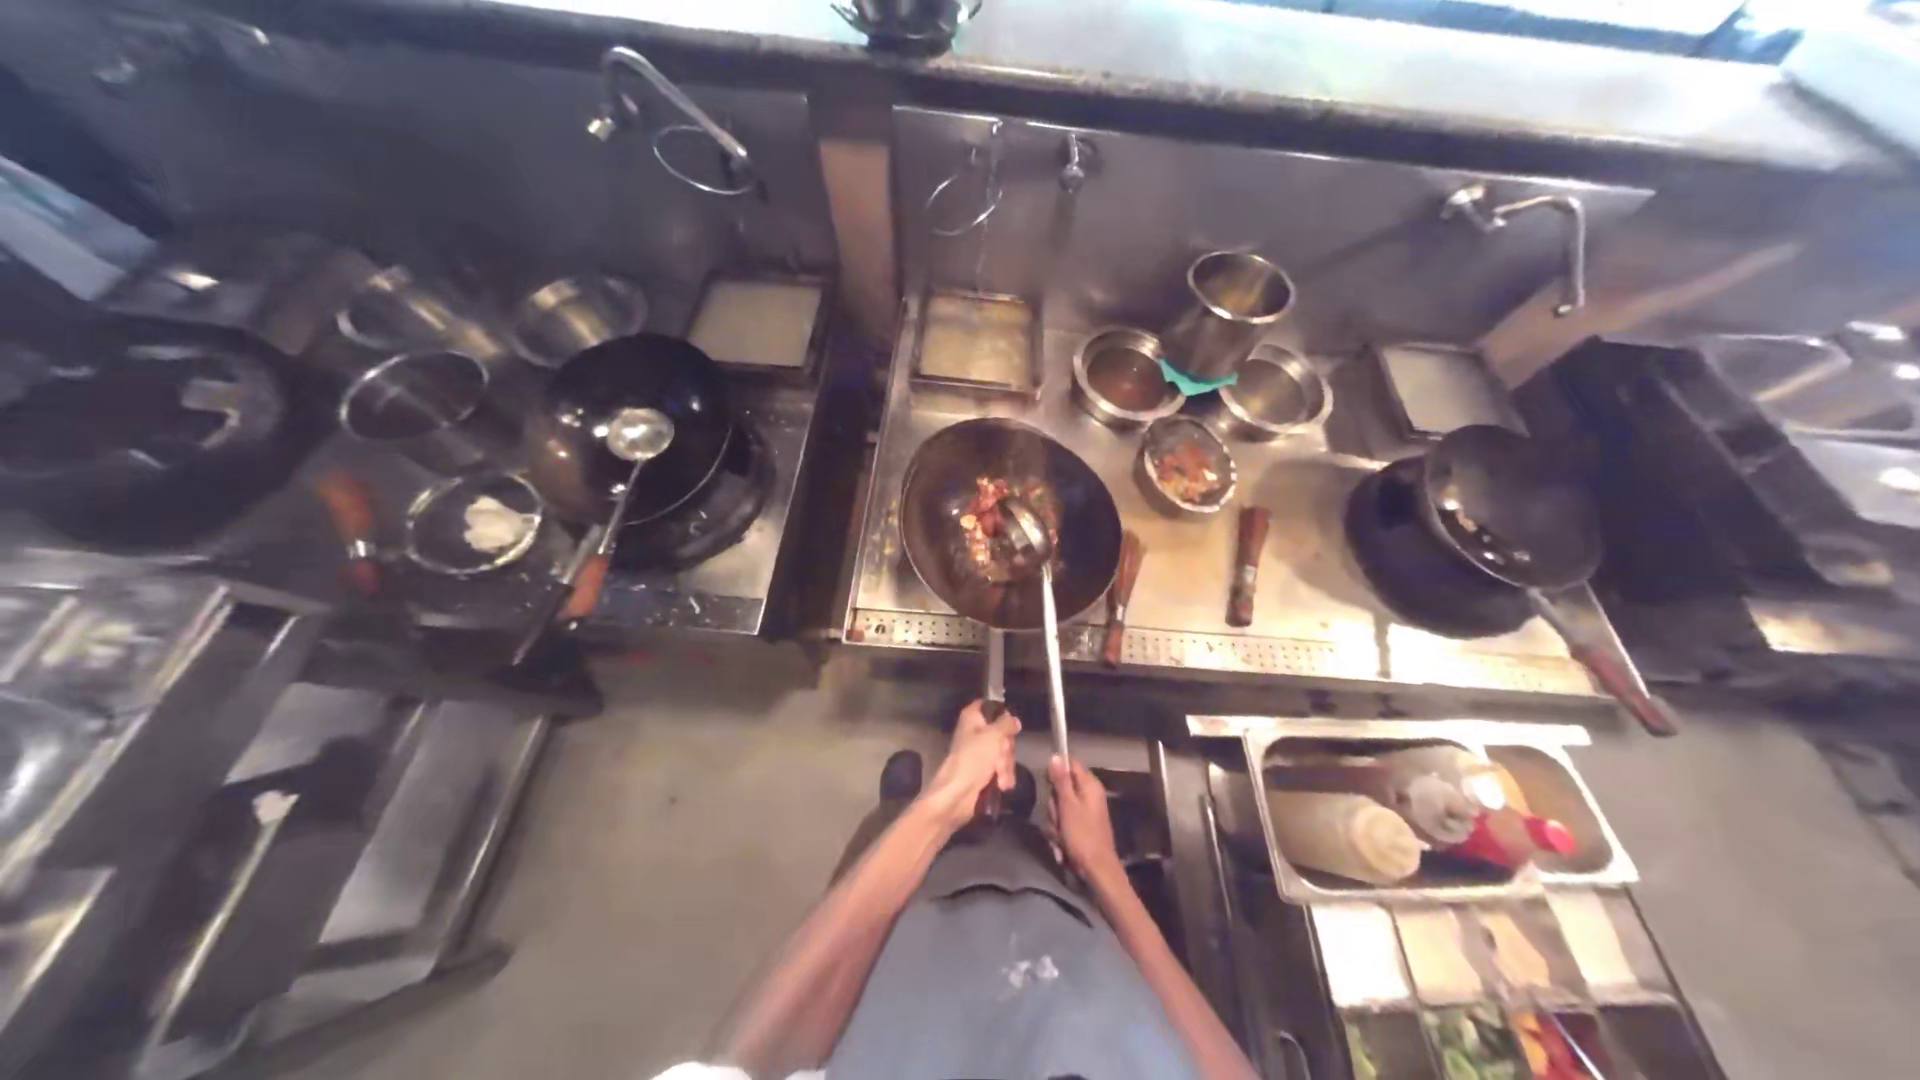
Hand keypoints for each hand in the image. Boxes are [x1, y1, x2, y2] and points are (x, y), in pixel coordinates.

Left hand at [919, 700, 1019, 831]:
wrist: (958, 794)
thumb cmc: (973, 759)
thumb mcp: (993, 736)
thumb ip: (1006, 724)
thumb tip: (1015, 720)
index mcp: (972, 718)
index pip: (989, 705)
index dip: (1002, 713)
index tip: (1009, 724)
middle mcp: (976, 732)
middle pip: (1002, 732)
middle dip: (1006, 747)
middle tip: (1001, 755)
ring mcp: (981, 752)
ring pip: (1004, 752)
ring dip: (1005, 765)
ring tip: (999, 776)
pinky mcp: (985, 770)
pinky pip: (1002, 768)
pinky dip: (1003, 776)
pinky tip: (1001, 784)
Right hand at [1048, 755, 1122, 884]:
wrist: (1096, 869)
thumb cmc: (1082, 835)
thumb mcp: (1068, 805)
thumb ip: (1061, 780)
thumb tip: (1056, 755)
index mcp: (1090, 786)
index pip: (1070, 764)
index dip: (1056, 771)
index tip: (1047, 783)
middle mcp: (1089, 794)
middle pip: (1062, 787)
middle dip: (1054, 804)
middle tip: (1058, 816)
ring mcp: (1085, 810)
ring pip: (1060, 807)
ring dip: (1055, 821)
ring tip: (1060, 834)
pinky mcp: (1081, 825)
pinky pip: (1064, 821)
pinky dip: (1060, 832)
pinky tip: (1062, 843)